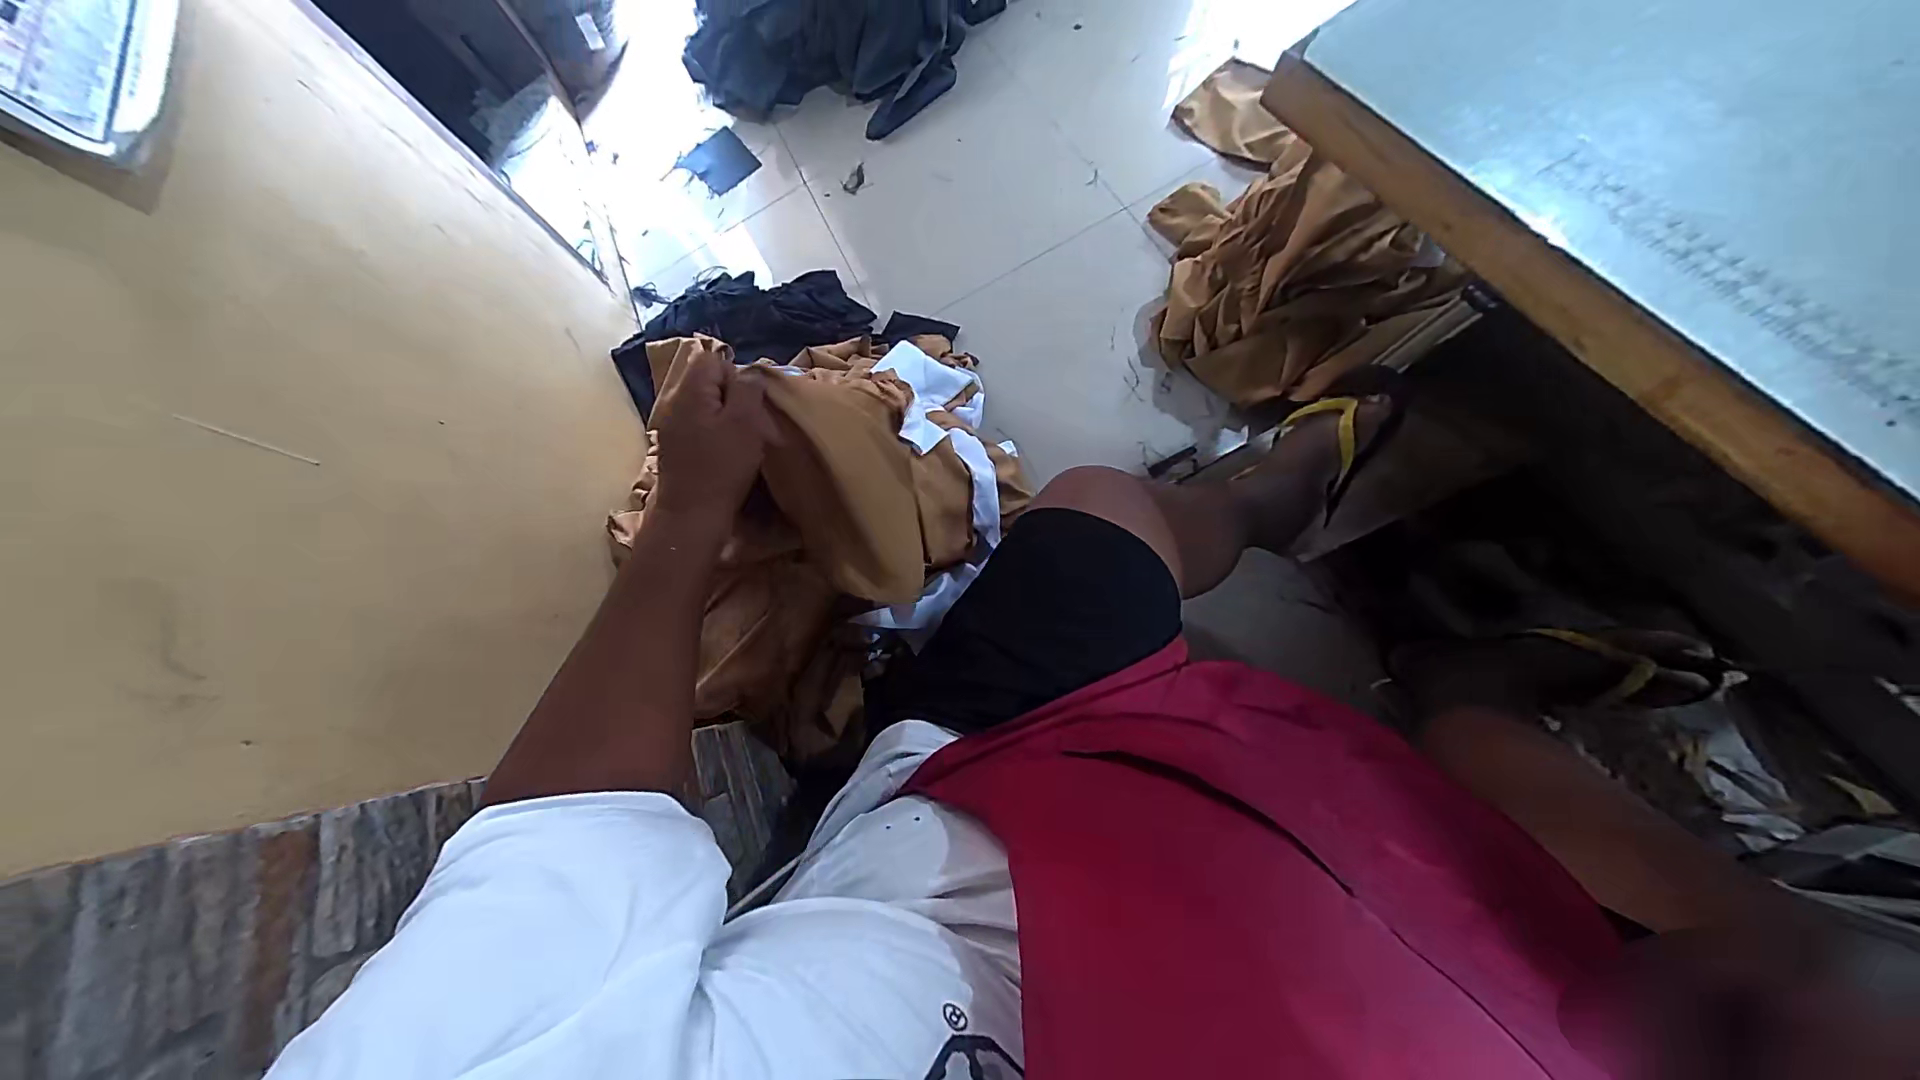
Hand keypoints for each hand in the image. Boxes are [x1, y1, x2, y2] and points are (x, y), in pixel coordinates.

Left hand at [649, 346, 776, 526]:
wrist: (692, 515)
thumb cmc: (723, 467)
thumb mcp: (746, 423)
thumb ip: (748, 390)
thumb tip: (749, 373)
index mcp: (689, 391)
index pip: (712, 359)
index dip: (736, 376)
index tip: (751, 404)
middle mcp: (673, 403)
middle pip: (706, 381)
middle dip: (732, 397)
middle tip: (750, 423)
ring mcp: (671, 426)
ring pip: (704, 405)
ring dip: (726, 417)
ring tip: (741, 440)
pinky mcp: (675, 447)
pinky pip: (699, 425)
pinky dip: (715, 433)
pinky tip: (726, 453)